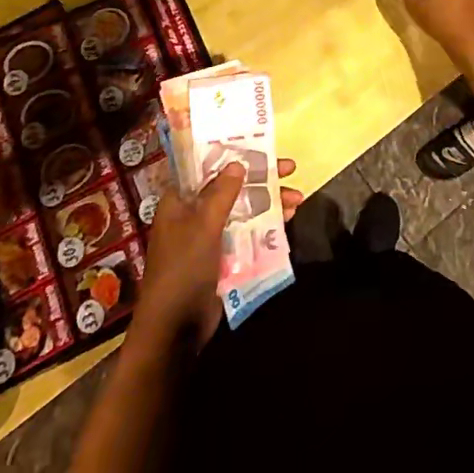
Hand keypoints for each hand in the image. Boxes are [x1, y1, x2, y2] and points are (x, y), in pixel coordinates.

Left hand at [132, 159, 304, 346]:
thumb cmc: (183, 268)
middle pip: (231, 187)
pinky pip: (245, 232)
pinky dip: (264, 225)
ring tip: (297, 199)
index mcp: (180, 201)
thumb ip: (222, 193)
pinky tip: (286, 220)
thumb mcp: (204, 225)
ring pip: (242, 210)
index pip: (207, 167)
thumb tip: (237, 163)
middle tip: (290, 169)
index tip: (261, 146)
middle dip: (261, 179)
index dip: (234, 154)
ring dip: (268, 202)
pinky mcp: (221, 257)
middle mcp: (192, 214)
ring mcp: (207, 236)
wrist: (175, 327)